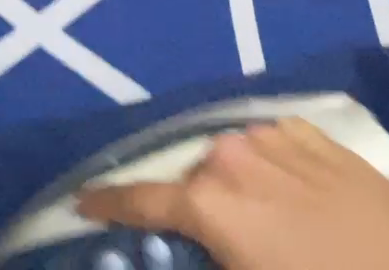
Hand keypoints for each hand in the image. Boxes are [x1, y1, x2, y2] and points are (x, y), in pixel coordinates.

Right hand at [77, 117, 388, 269]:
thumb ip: (205, 259)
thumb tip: (186, 245)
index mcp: (212, 201)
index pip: (140, 200)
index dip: (105, 203)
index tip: (80, 200)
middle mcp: (232, 154)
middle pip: (188, 178)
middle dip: (183, 206)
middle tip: (198, 237)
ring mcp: (272, 136)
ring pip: (227, 157)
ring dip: (225, 184)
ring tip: (249, 219)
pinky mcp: (308, 131)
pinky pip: (265, 144)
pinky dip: (259, 165)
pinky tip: (282, 192)